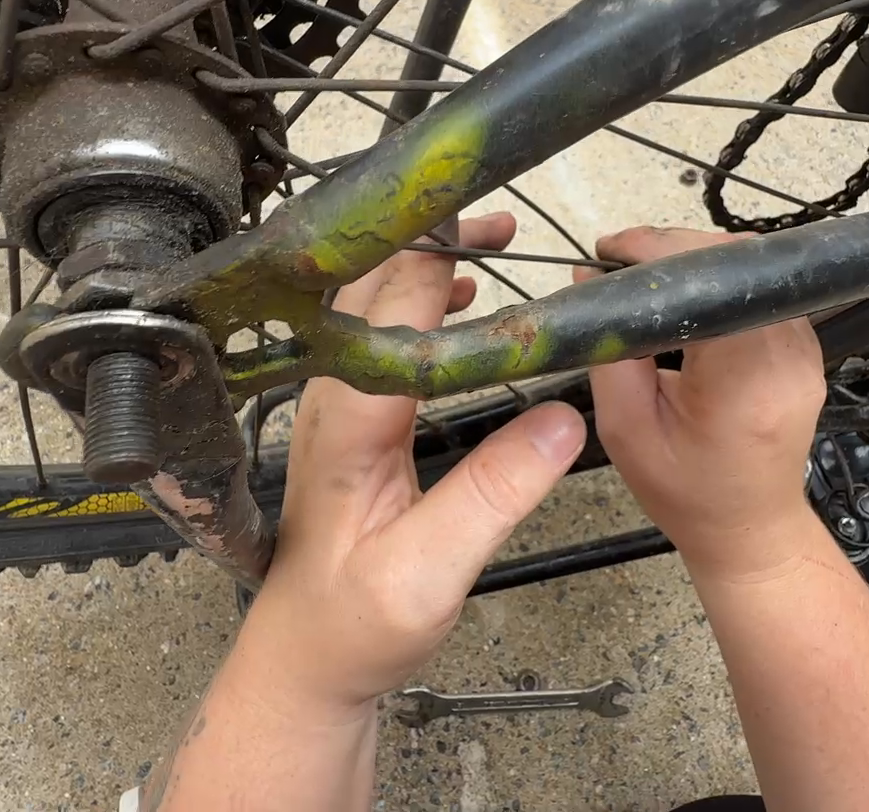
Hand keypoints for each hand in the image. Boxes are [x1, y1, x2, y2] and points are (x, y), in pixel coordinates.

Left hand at [232, 212, 588, 716]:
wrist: (305, 654)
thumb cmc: (355, 623)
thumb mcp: (429, 575)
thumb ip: (493, 494)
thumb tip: (563, 418)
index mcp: (347, 418)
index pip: (391, 308)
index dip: (436, 254)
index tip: (483, 213)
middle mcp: (330, 394)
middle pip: (372, 287)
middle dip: (432, 241)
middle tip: (500, 220)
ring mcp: (335, 401)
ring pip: (372, 302)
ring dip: (425, 262)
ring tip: (489, 241)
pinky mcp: (349, 414)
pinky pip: (381, 333)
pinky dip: (419, 299)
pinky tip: (458, 299)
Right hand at [577, 227, 827, 581]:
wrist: (749, 526)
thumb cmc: (684, 490)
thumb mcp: (624, 430)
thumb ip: (606, 353)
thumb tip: (587, 282)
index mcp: (742, 382)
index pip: (705, 286)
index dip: (654, 254)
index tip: (608, 253)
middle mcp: (785, 356)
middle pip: (728, 265)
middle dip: (667, 248)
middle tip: (616, 261)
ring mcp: (804, 348)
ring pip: (747, 267)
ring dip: (691, 258)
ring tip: (642, 273)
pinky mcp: (804, 345)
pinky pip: (757, 287)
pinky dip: (715, 278)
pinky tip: (680, 292)